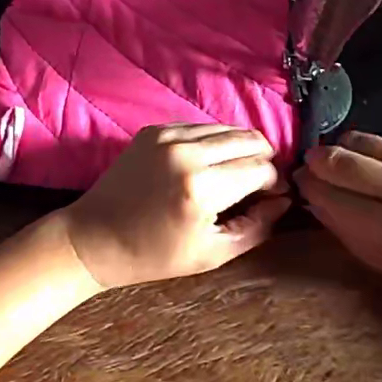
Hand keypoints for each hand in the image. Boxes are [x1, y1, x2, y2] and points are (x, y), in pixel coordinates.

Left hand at [59, 124, 290, 288]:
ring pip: (227, 128)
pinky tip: (208, 163)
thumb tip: (284, 200)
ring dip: (240, 147)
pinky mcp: (153, 130)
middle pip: (250, 139)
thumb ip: (256, 227)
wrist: (96, 238)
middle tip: (259, 182)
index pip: (260, 168)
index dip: (274, 182)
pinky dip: (213, 142)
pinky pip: (200, 127)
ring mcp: (166, 136)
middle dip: (264, 159)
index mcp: (201, 188)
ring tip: (236, 172)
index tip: (272, 196)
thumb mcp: (213, 253)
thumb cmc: (155, 254)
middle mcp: (186, 153)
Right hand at [295, 132, 381, 300]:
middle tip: (309, 167)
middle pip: (342, 160)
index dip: (308, 186)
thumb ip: (345, 229)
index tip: (299, 183)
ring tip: (338, 163)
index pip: (333, 196)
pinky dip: (372, 150)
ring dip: (341, 150)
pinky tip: (376, 166)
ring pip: (361, 140)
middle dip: (316, 162)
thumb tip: (311, 197)